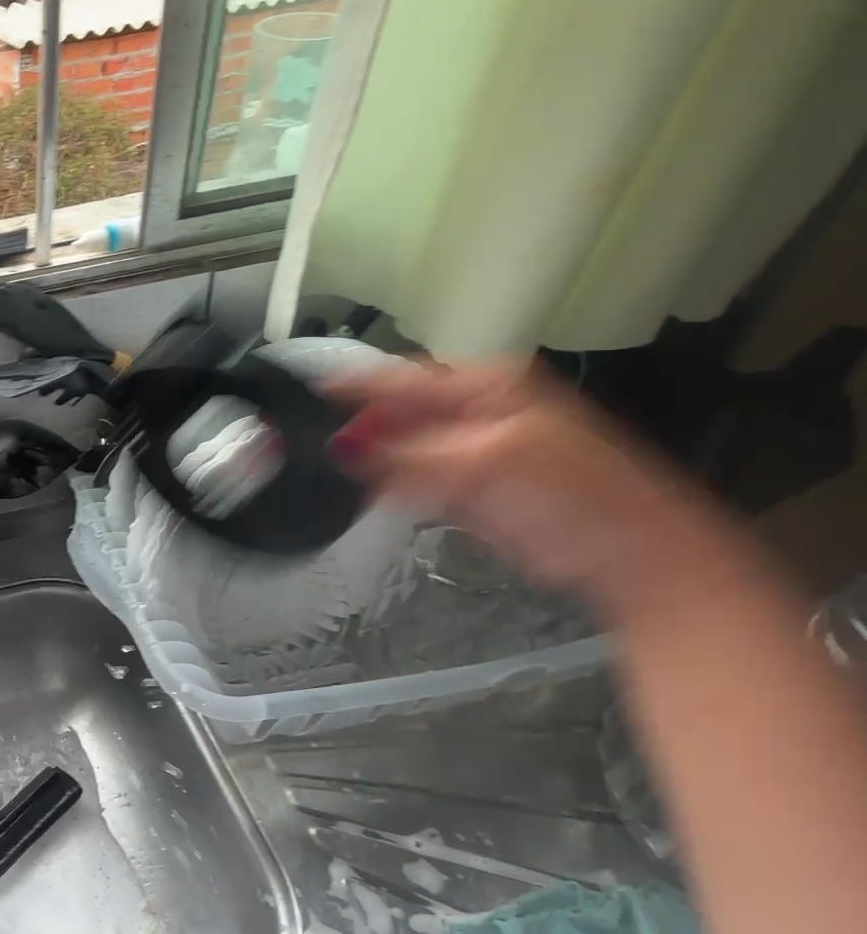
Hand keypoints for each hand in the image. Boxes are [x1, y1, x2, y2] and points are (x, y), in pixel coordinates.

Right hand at [324, 361, 731, 605]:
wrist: (630, 556)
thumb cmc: (569, 494)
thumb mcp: (487, 461)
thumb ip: (410, 454)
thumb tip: (342, 447)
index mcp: (486, 383)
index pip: (403, 377)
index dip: (354, 387)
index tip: (303, 396)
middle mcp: (473, 409)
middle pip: (396, 411)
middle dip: (357, 426)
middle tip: (306, 440)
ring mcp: (467, 450)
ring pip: (399, 447)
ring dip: (367, 458)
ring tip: (320, 466)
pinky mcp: (464, 490)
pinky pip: (410, 480)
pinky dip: (385, 486)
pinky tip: (359, 491)